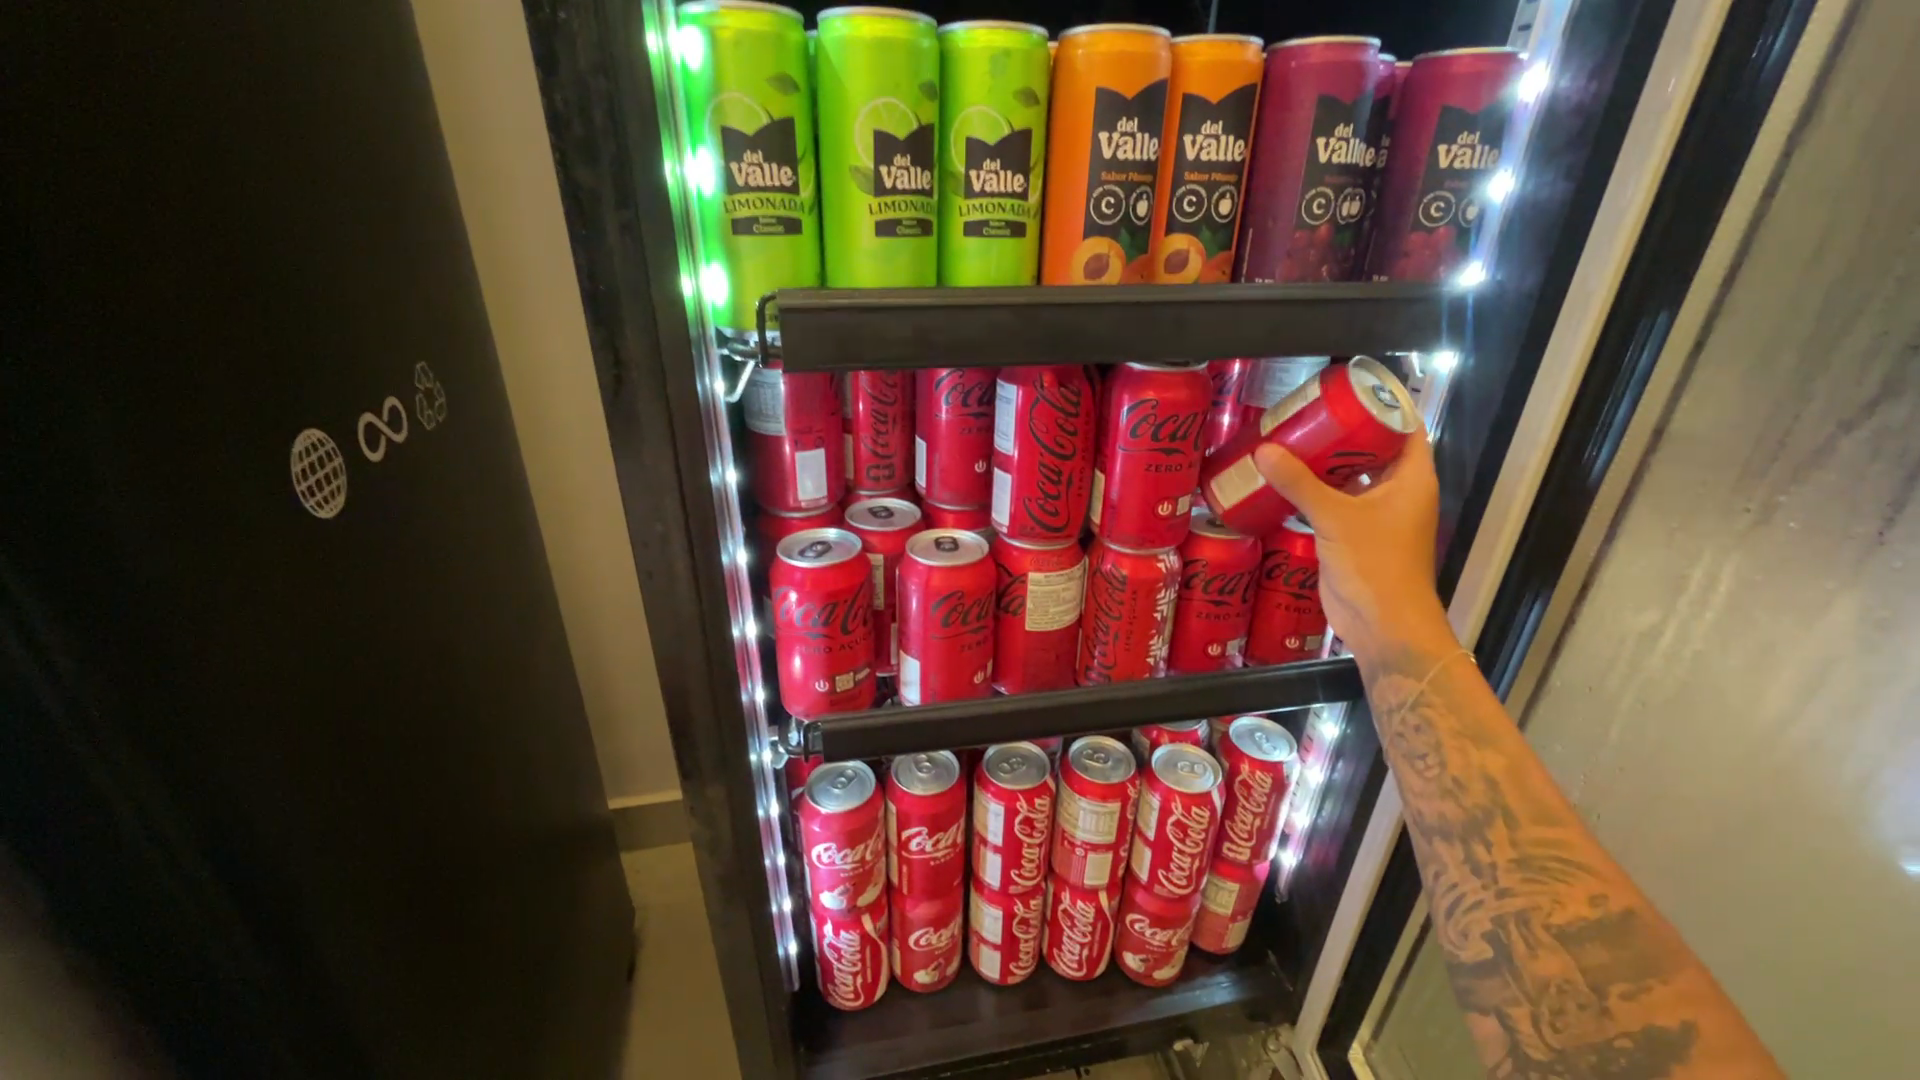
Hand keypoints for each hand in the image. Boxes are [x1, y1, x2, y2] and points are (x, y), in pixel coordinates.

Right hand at [1252, 427, 1457, 666]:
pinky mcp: (1354, 537)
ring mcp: (1377, 517)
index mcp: (1411, 479)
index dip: (1381, 406)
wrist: (1382, 624)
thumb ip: (1300, 484)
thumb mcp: (1336, 517)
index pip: (1405, 428)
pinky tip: (1284, 483)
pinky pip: (1334, 504)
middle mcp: (1398, 492)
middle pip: (1372, 451)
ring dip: (1324, 465)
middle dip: (1341, 433)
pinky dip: (1314, 493)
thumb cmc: (1375, 565)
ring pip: (1350, 479)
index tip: (1346, 391)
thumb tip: (1264, 451)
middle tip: (1306, 414)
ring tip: (1289, 442)